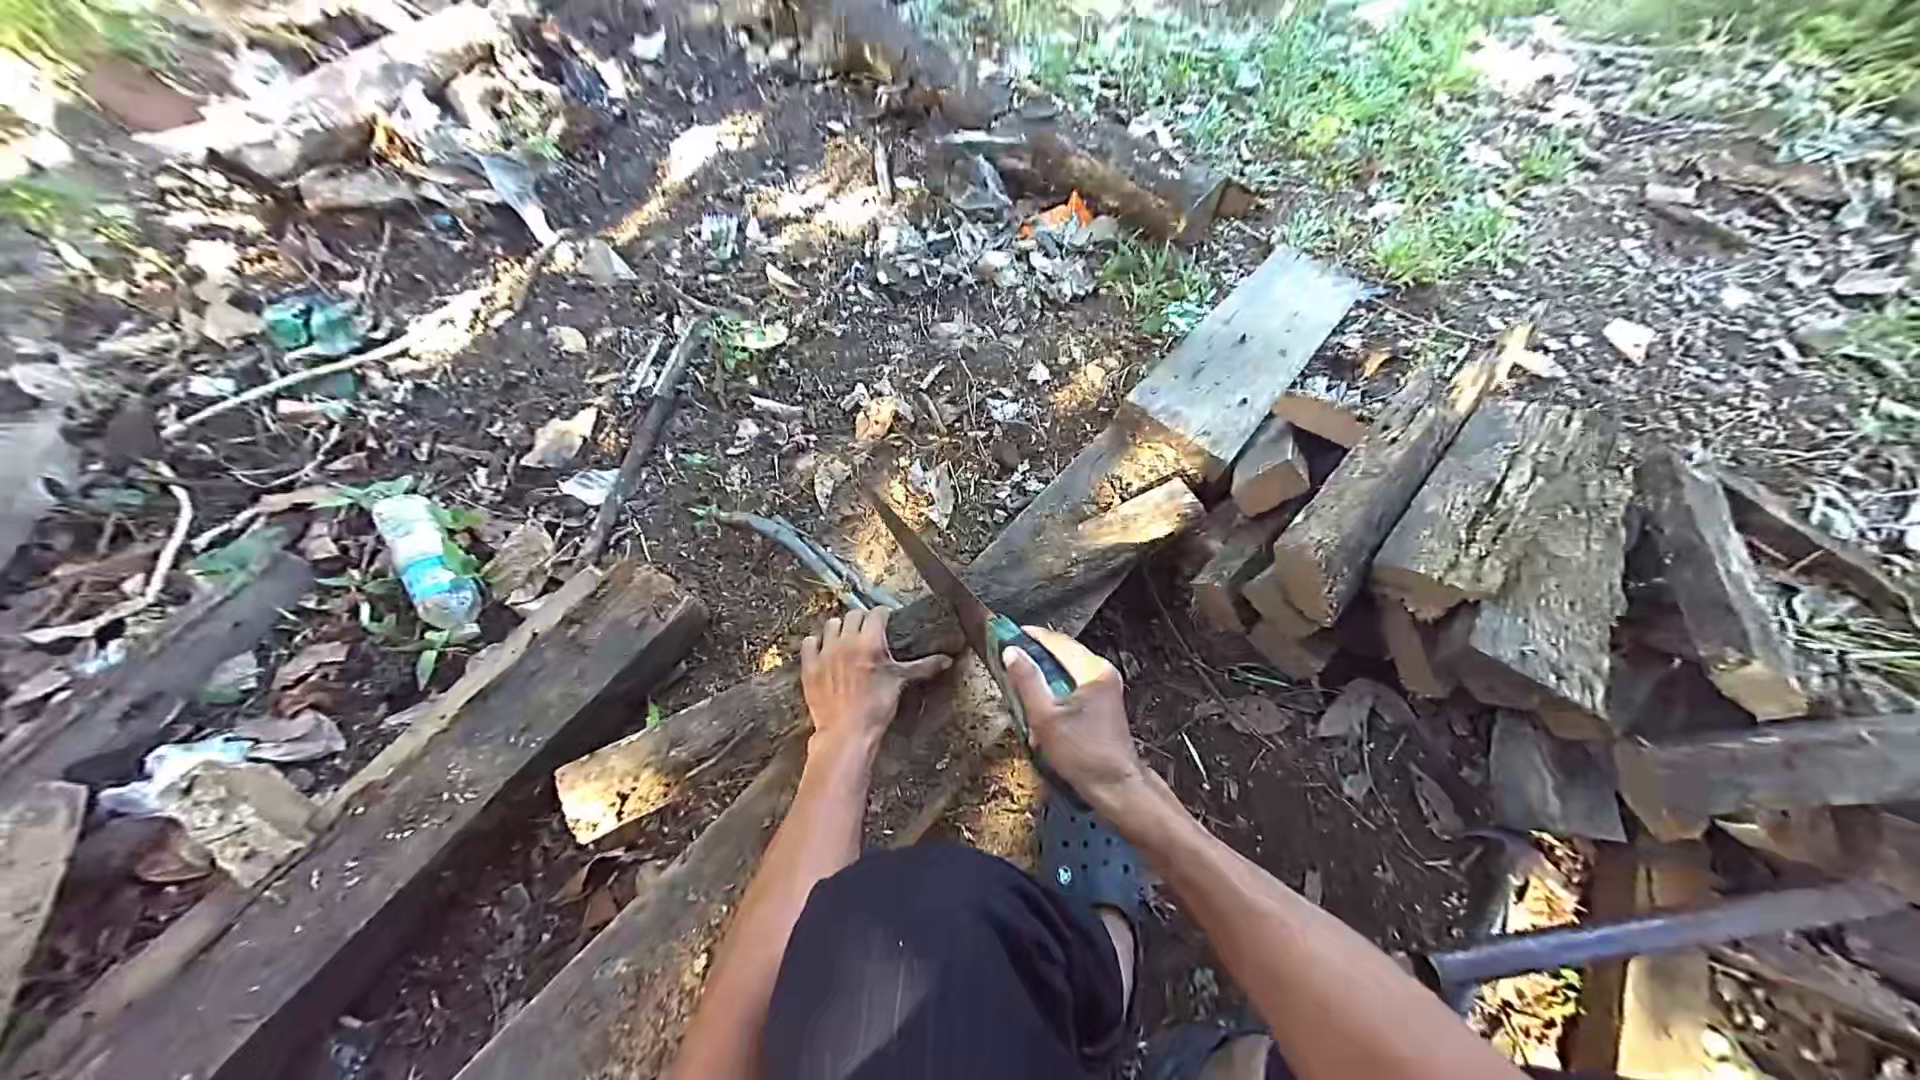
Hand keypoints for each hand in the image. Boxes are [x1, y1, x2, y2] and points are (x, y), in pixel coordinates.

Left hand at [800, 607, 951, 759]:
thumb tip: (947, 660)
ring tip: (848, 639)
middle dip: (863, 620)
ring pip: (831, 624)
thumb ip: (923, 667)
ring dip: (841, 628)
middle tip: (870, 632)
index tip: (887, 620)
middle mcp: (846, 641)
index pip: (877, 613)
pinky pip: (810, 642)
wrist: (846, 732)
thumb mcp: (901, 683)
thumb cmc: (876, 707)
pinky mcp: (810, 666)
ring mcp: (825, 652)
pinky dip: (818, 642)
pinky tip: (825, 650)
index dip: (884, 614)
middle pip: (854, 615)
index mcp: (870, 642)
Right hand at [1001, 626, 1147, 812]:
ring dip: (1044, 679)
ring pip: (1066, 671)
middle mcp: (1102, 672)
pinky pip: (1073, 686)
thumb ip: (1027, 680)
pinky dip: (1055, 693)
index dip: (1029, 637)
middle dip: (1035, 660)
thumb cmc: (1082, 754)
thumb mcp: (1045, 717)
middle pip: (1061, 654)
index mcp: (1092, 669)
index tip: (1006, 636)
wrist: (1116, 787)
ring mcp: (1105, 687)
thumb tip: (1012, 651)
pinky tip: (1042, 712)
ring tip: (1022, 691)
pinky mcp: (1103, 702)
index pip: (1056, 640)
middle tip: (1009, 664)